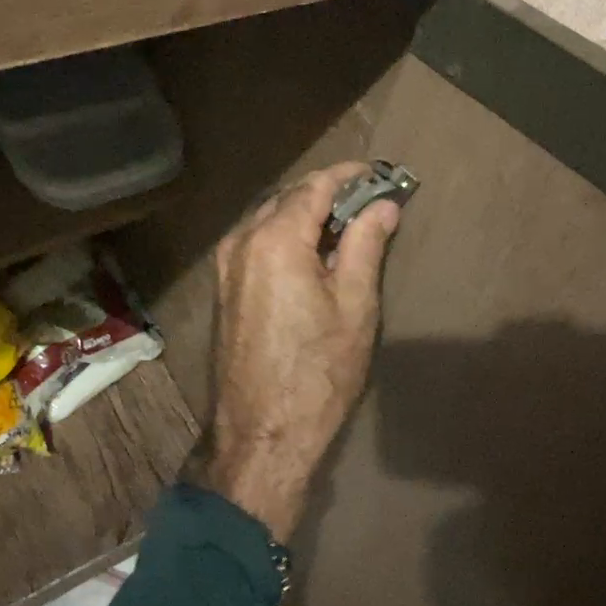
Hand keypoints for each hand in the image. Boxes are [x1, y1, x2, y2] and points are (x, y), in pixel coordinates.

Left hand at [189, 162, 401, 542]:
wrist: (260, 433)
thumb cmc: (318, 372)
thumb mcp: (354, 306)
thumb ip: (365, 245)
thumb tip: (382, 205)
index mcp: (274, 239)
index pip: (314, 186)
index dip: (347, 175)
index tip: (378, 172)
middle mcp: (241, 240)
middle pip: (287, 198)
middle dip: (326, 192)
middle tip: (368, 198)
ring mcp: (225, 264)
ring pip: (268, 218)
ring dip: (304, 213)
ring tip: (345, 223)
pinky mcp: (223, 286)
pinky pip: (255, 241)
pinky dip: (283, 234)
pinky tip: (310, 252)